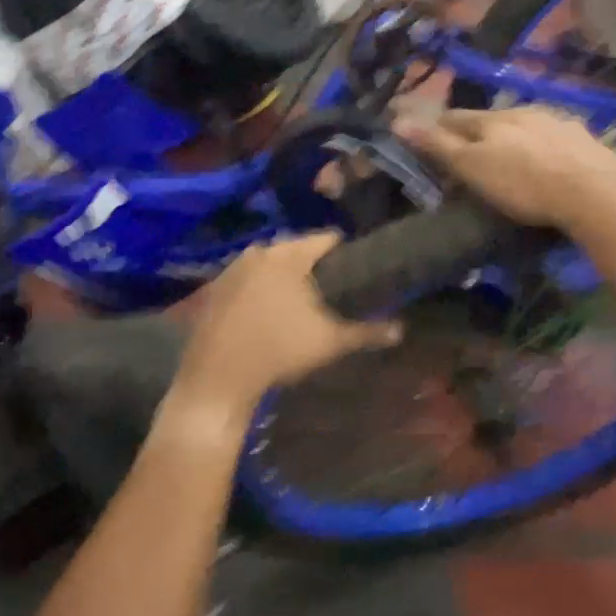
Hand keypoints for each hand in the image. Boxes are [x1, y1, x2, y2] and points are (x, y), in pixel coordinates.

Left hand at [173, 233, 402, 426]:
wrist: (219, 376)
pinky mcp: (214, 286)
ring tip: (299, 300)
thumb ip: (367, 331)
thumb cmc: (279, 351)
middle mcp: (259, 251)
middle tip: (331, 287)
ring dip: (284, 275)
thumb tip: (400, 329)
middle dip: (313, 264)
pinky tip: (266, 310)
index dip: (345, 251)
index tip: (356, 266)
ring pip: (269, 262)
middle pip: (295, 249)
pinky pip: (247, 277)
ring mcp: (232, 267)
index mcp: (289, 255)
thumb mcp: (330, 342)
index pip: (326, 239)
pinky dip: (259, 287)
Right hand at [395, 107, 615, 228]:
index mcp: (493, 119)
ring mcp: (558, 123)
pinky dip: (544, 149)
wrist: (595, 193)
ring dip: (513, 138)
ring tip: (511, 159)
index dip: (438, 127)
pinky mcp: (585, 141)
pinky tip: (549, 163)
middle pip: (491, 120)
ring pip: (525, 127)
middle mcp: (524, 112)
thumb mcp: (473, 167)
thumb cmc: (524, 183)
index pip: (456, 118)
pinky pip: (555, 140)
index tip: (427, 139)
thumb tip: (398, 121)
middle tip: (469, 155)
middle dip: (477, 132)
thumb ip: (438, 146)